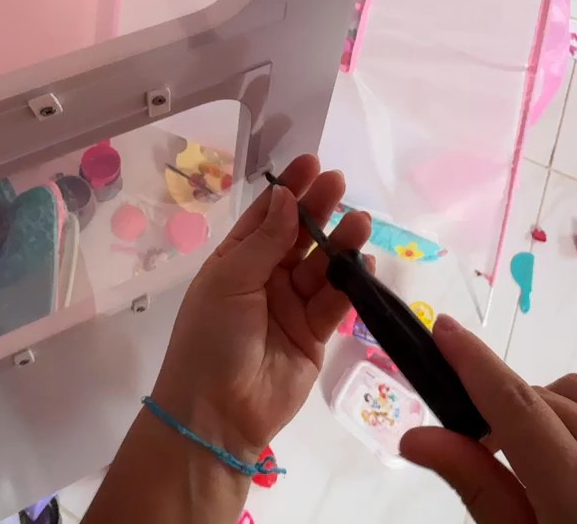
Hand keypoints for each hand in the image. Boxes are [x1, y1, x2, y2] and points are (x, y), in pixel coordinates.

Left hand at [147, 155, 372, 461]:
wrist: (217, 414)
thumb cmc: (211, 337)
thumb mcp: (231, 280)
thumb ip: (265, 240)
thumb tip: (285, 196)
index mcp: (237, 259)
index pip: (267, 215)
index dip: (289, 189)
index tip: (311, 162)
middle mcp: (266, 276)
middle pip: (298, 235)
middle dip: (318, 208)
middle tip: (338, 182)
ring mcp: (292, 304)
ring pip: (321, 265)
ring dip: (340, 243)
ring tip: (359, 221)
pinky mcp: (315, 334)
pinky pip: (336, 301)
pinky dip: (351, 282)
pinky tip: (364, 261)